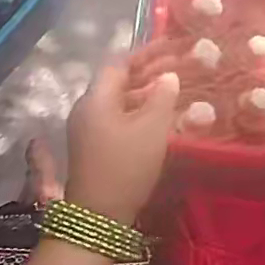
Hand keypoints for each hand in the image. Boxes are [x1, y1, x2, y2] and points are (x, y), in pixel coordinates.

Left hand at [63, 50, 180, 222]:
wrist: (99, 216)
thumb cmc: (126, 166)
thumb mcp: (152, 129)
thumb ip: (163, 97)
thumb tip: (168, 76)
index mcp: (96, 99)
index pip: (119, 64)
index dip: (146, 54)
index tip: (171, 48)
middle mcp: (86, 109)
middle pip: (117, 82)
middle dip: (147, 73)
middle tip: (177, 68)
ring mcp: (87, 130)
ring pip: (118, 101)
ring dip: (144, 94)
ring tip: (172, 91)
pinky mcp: (93, 148)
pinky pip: (116, 118)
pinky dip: (137, 111)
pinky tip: (157, 118)